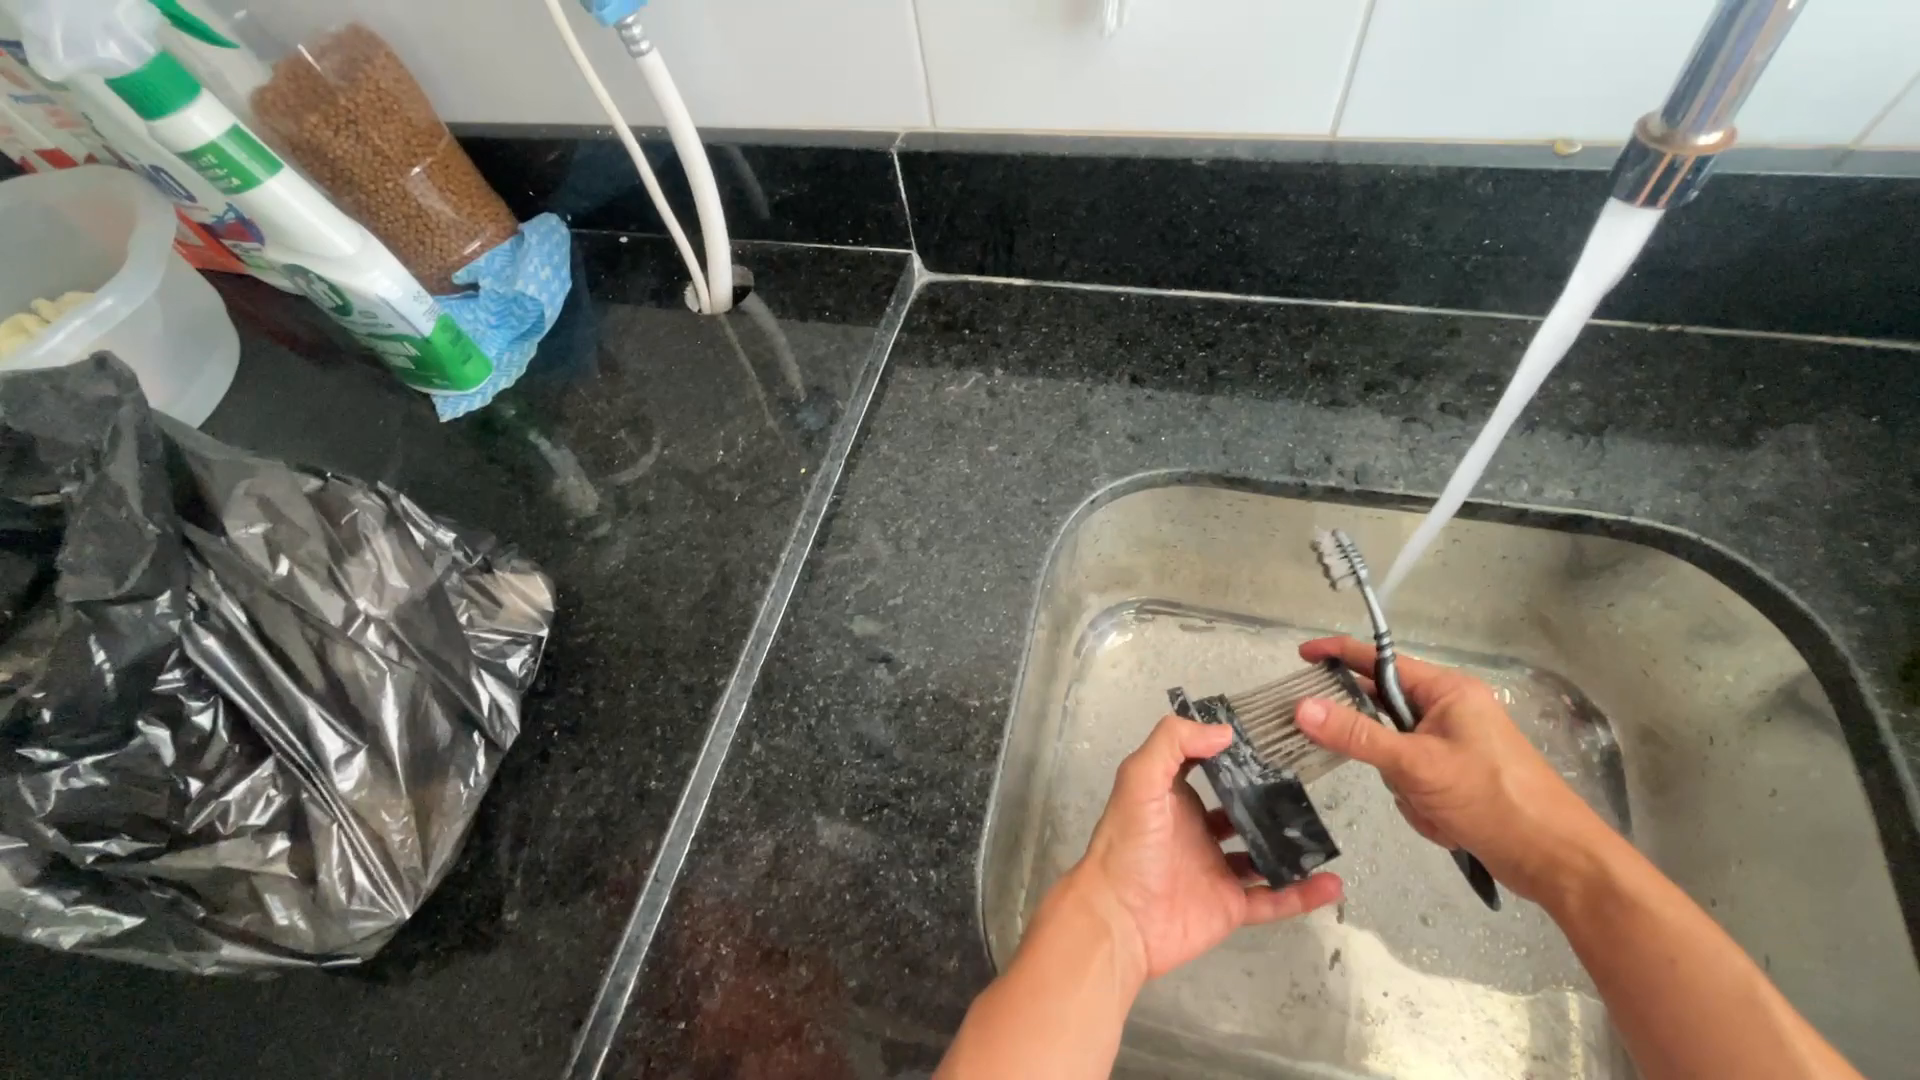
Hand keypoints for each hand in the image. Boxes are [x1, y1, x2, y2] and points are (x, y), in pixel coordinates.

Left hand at [1062, 713, 1342, 981]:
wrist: (1119, 918)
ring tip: (1324, 832)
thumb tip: (1224, 731)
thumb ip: (1173, 744)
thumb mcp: (1139, 779)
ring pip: (1262, 854)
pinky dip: (1302, 894)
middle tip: (1307, 785)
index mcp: (1173, 797)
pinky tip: (1332, 883)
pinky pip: (1274, 899)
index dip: (1230, 751)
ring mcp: (1215, 868)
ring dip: (1290, 845)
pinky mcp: (1229, 906)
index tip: (1268, 738)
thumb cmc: (1127, 843)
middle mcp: (1196, 829)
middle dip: (1268, 798)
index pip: (1205, 765)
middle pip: (1240, 809)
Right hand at [1292, 636, 1614, 903]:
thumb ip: (1356, 734)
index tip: (1300, 656)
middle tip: (1372, 763)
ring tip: (1430, 806)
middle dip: (1378, 748)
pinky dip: (1418, 802)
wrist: (1559, 862)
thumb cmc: (1493, 799)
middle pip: (1382, 711)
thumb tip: (1301, 707)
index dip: (1338, 654)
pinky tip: (1443, 821)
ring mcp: (1453, 745)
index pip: (1379, 660)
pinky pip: (1411, 779)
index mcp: (1447, 691)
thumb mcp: (1416, 765)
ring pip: (1392, 752)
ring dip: (1403, 785)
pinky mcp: (1456, 777)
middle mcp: (1449, 711)